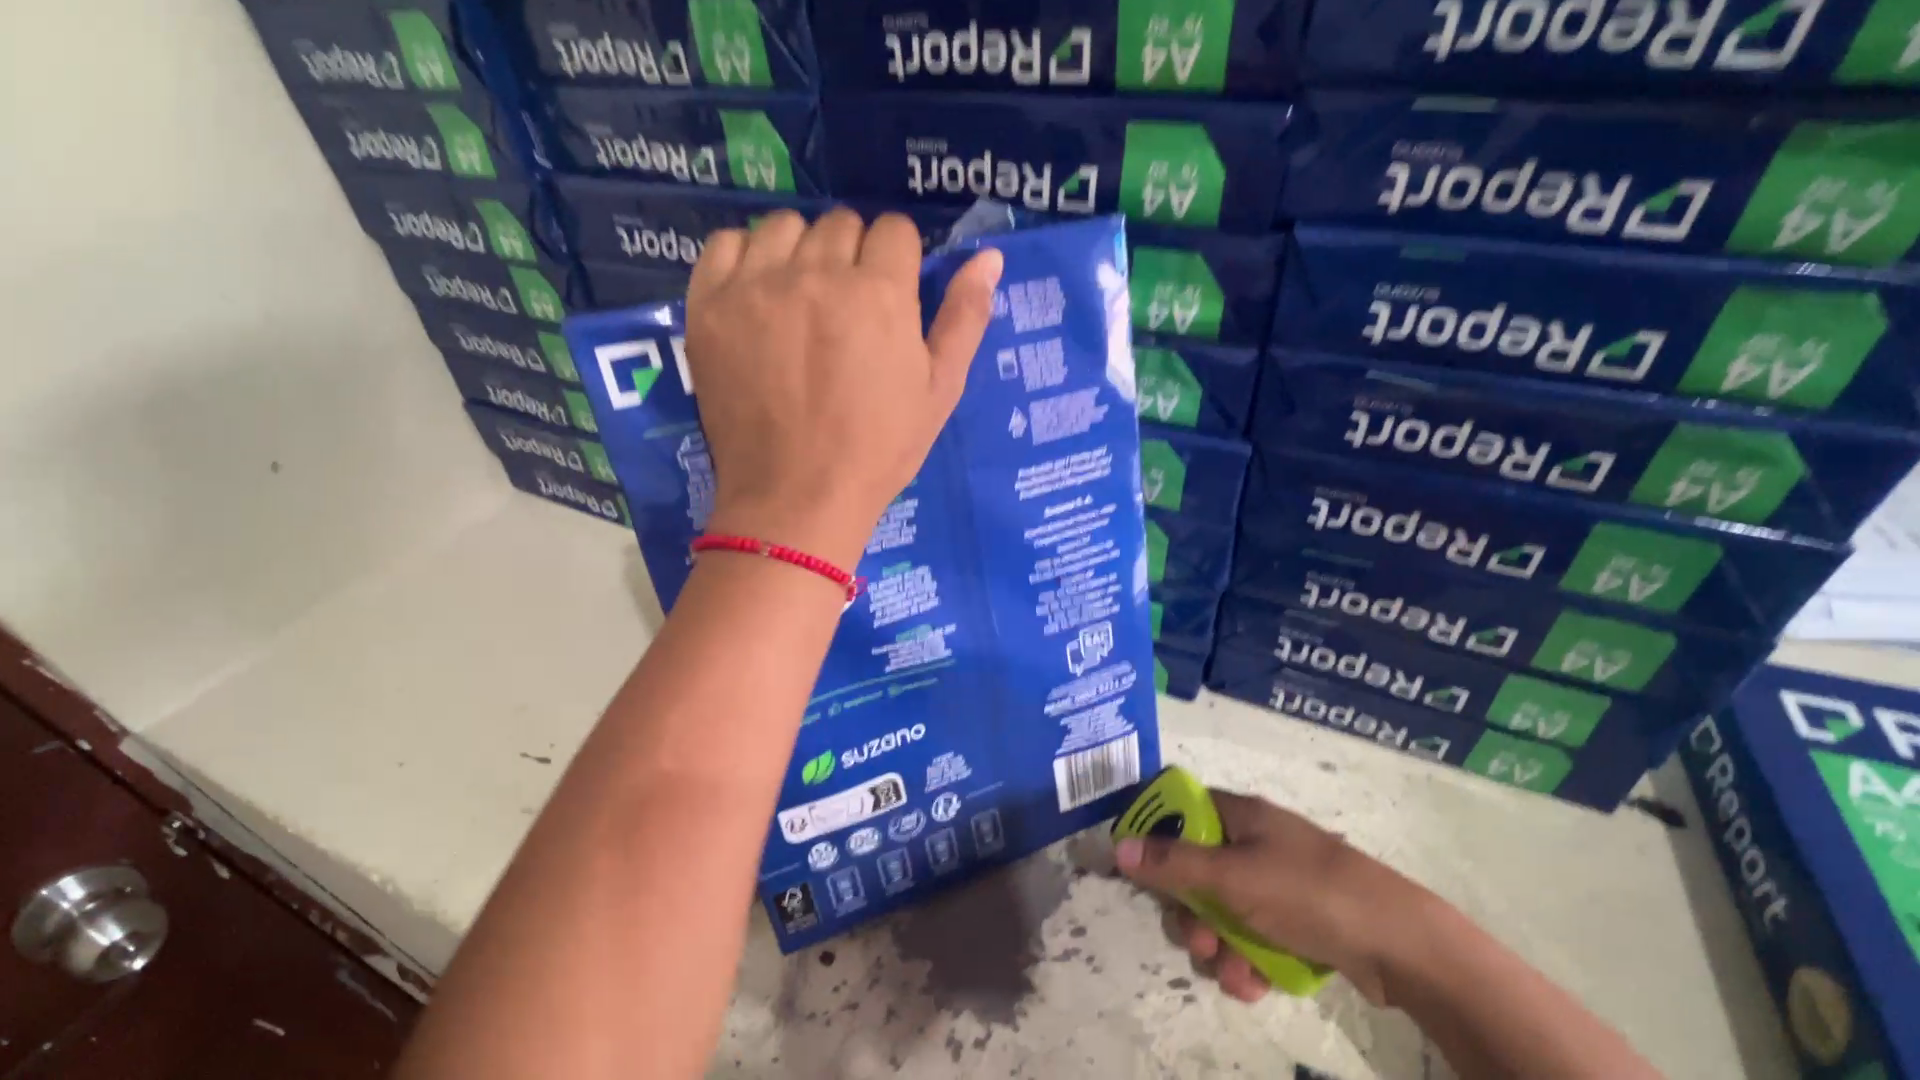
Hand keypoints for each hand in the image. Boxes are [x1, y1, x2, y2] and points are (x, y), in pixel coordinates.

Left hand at [685, 208, 1002, 570]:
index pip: (894, 229)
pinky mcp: (709, 306)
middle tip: (847, 307)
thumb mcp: (940, 390)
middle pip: (840, 224)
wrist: (795, 498)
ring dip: (800, 250)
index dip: (898, 259)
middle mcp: (817, 274)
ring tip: (800, 297)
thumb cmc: (878, 450)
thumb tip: (990, 257)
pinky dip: (744, 258)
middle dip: (852, 255)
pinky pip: (725, 244)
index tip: (890, 294)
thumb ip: (964, 317)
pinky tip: (756, 294)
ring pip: (784, 227)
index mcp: (880, 292)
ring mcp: (757, 287)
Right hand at [1115, 790, 1424, 1004]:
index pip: (1180, 811)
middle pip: (1193, 872)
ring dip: (1217, 948)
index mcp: (1240, 815)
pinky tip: (1255, 984)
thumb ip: (1172, 863)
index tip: (1138, 874)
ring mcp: (1276, 884)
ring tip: (1234, 972)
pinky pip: (1249, 938)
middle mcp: (1254, 843)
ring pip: (1219, 913)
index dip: (1153, 837)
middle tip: (1199, 940)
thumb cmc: (1308, 892)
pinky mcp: (1294, 922)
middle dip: (1190, 915)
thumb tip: (1117, 845)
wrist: (1398, 943)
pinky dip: (1245, 961)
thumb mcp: (1232, 877)